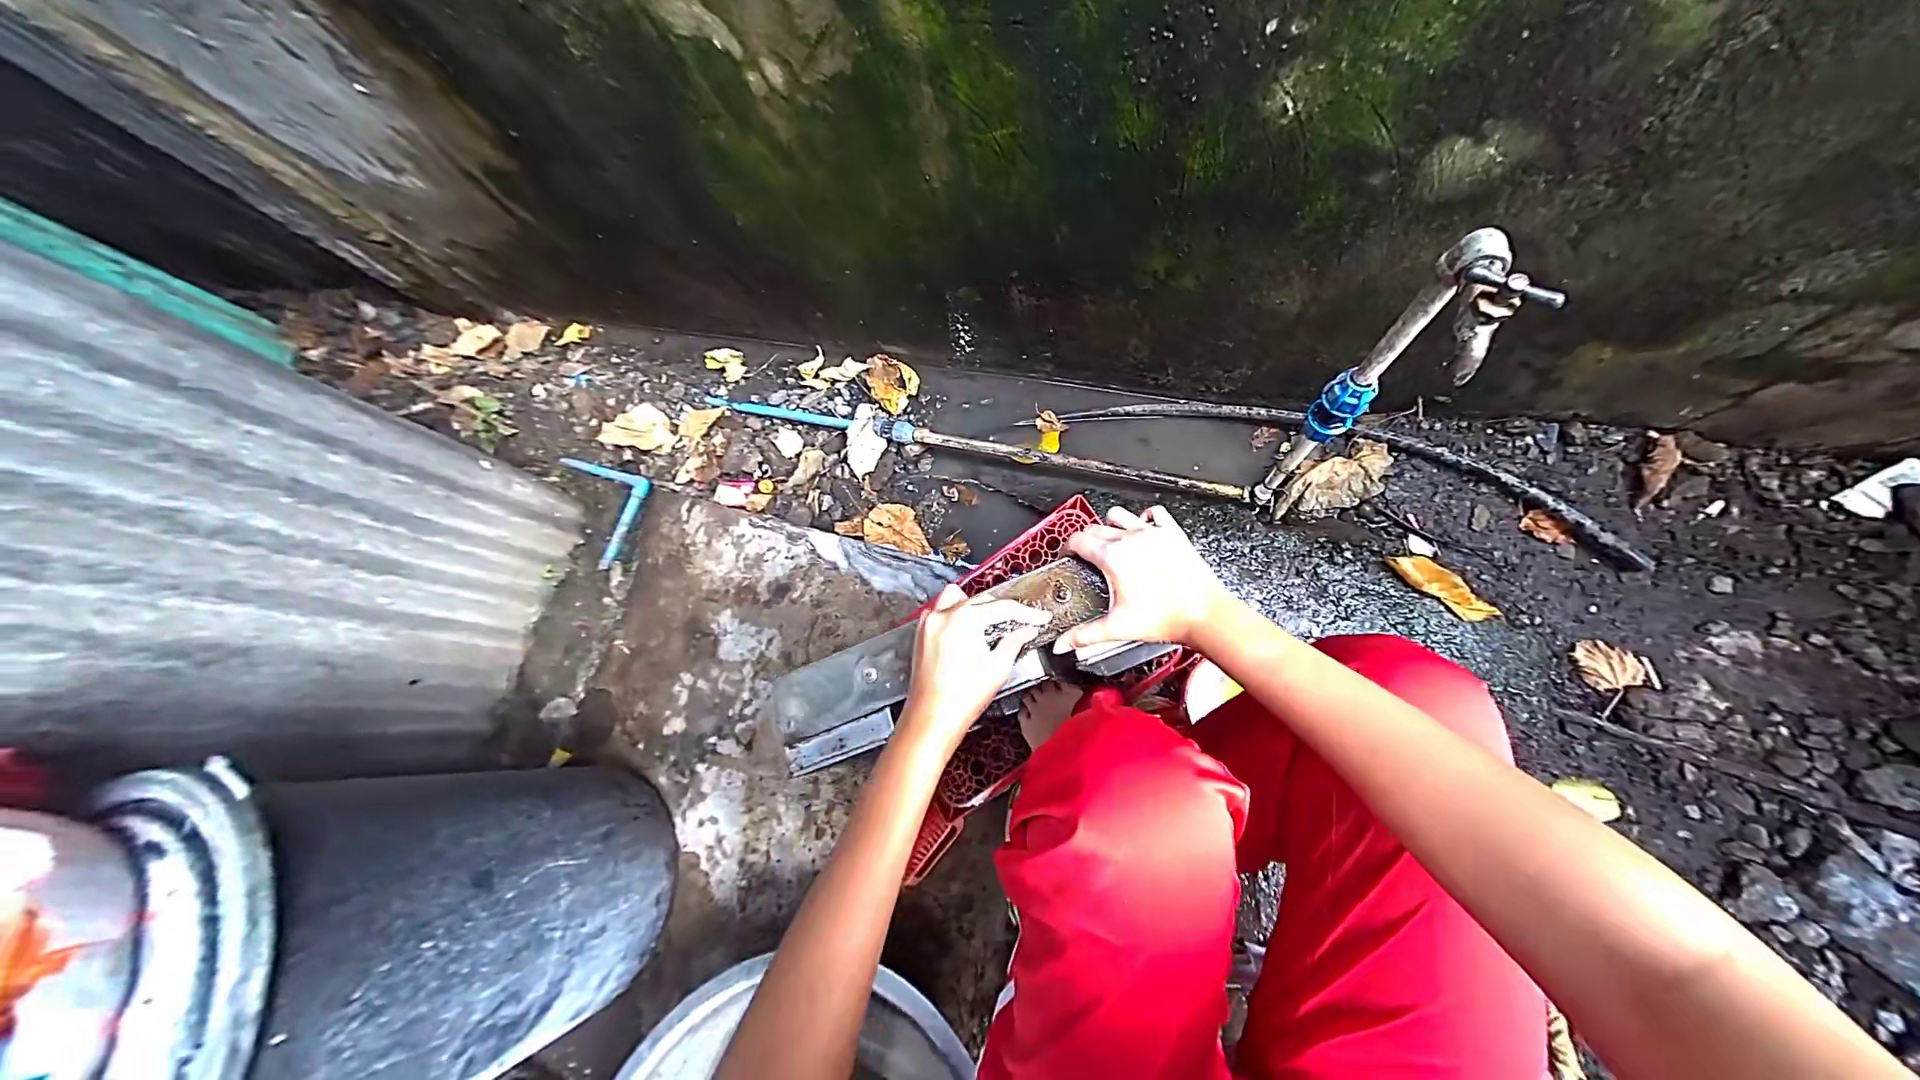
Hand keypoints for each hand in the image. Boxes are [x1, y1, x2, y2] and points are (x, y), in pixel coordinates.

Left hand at [899, 585, 1048, 754]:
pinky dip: (957, 615)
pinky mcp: (922, 634)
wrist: (932, 718)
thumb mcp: (998, 667)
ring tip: (992, 623)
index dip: (1026, 613)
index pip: (1002, 608)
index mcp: (963, 620)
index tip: (1038, 617)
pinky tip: (968, 632)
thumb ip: (1014, 641)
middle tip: (1020, 623)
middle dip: (1002, 610)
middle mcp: (942, 616)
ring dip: (976, 607)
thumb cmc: (959, 699)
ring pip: (957, 599)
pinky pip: (941, 612)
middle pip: (981, 600)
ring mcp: (929, 624)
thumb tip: (1025, 630)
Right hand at [1053, 505, 1233, 651]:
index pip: (1078, 540)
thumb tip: (1064, 644)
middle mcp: (1131, 539)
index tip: (1068, 554)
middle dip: (1085, 539)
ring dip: (1110, 524)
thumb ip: (1085, 635)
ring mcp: (1153, 533)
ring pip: (1121, 515)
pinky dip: (1144, 518)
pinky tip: (1144, 529)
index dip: (1068, 547)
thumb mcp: (1117, 628)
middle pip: (1095, 527)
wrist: (1204, 613)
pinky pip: (1154, 514)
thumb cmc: (1167, 617)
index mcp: (1113, 557)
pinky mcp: (1172, 534)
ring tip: (1110, 539)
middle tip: (1084, 553)